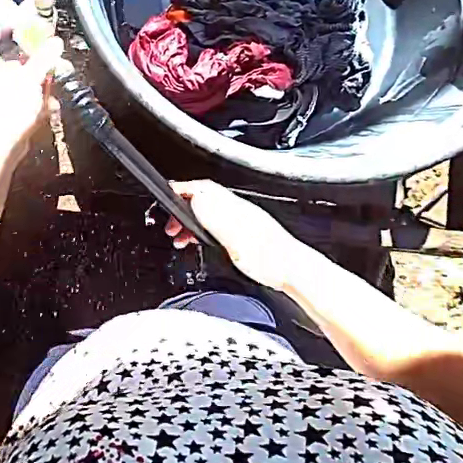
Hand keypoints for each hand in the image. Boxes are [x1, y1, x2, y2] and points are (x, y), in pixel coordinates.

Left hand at [0, 21, 63, 169]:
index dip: (2, 24)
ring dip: (36, 81)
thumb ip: (44, 59)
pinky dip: (34, 101)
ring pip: (16, 80)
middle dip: (30, 57)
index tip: (21, 23)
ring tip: (51, 84)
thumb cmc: (6, 112)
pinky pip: (19, 100)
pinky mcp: (1, 114)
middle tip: (46, 55)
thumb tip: (55, 42)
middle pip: (6, 58)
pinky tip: (48, 108)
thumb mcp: (31, 79)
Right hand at [164, 180, 309, 288]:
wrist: (296, 273)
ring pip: (209, 211)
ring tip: (181, 237)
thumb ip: (214, 217)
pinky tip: (201, 242)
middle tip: (170, 226)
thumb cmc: (271, 261)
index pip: (201, 188)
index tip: (166, 194)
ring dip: (190, 221)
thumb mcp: (235, 239)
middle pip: (203, 198)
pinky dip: (203, 229)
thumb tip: (194, 198)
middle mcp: (238, 211)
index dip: (181, 190)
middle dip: (181, 209)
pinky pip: (217, 223)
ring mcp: (243, 221)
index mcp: (234, 208)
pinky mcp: (246, 234)